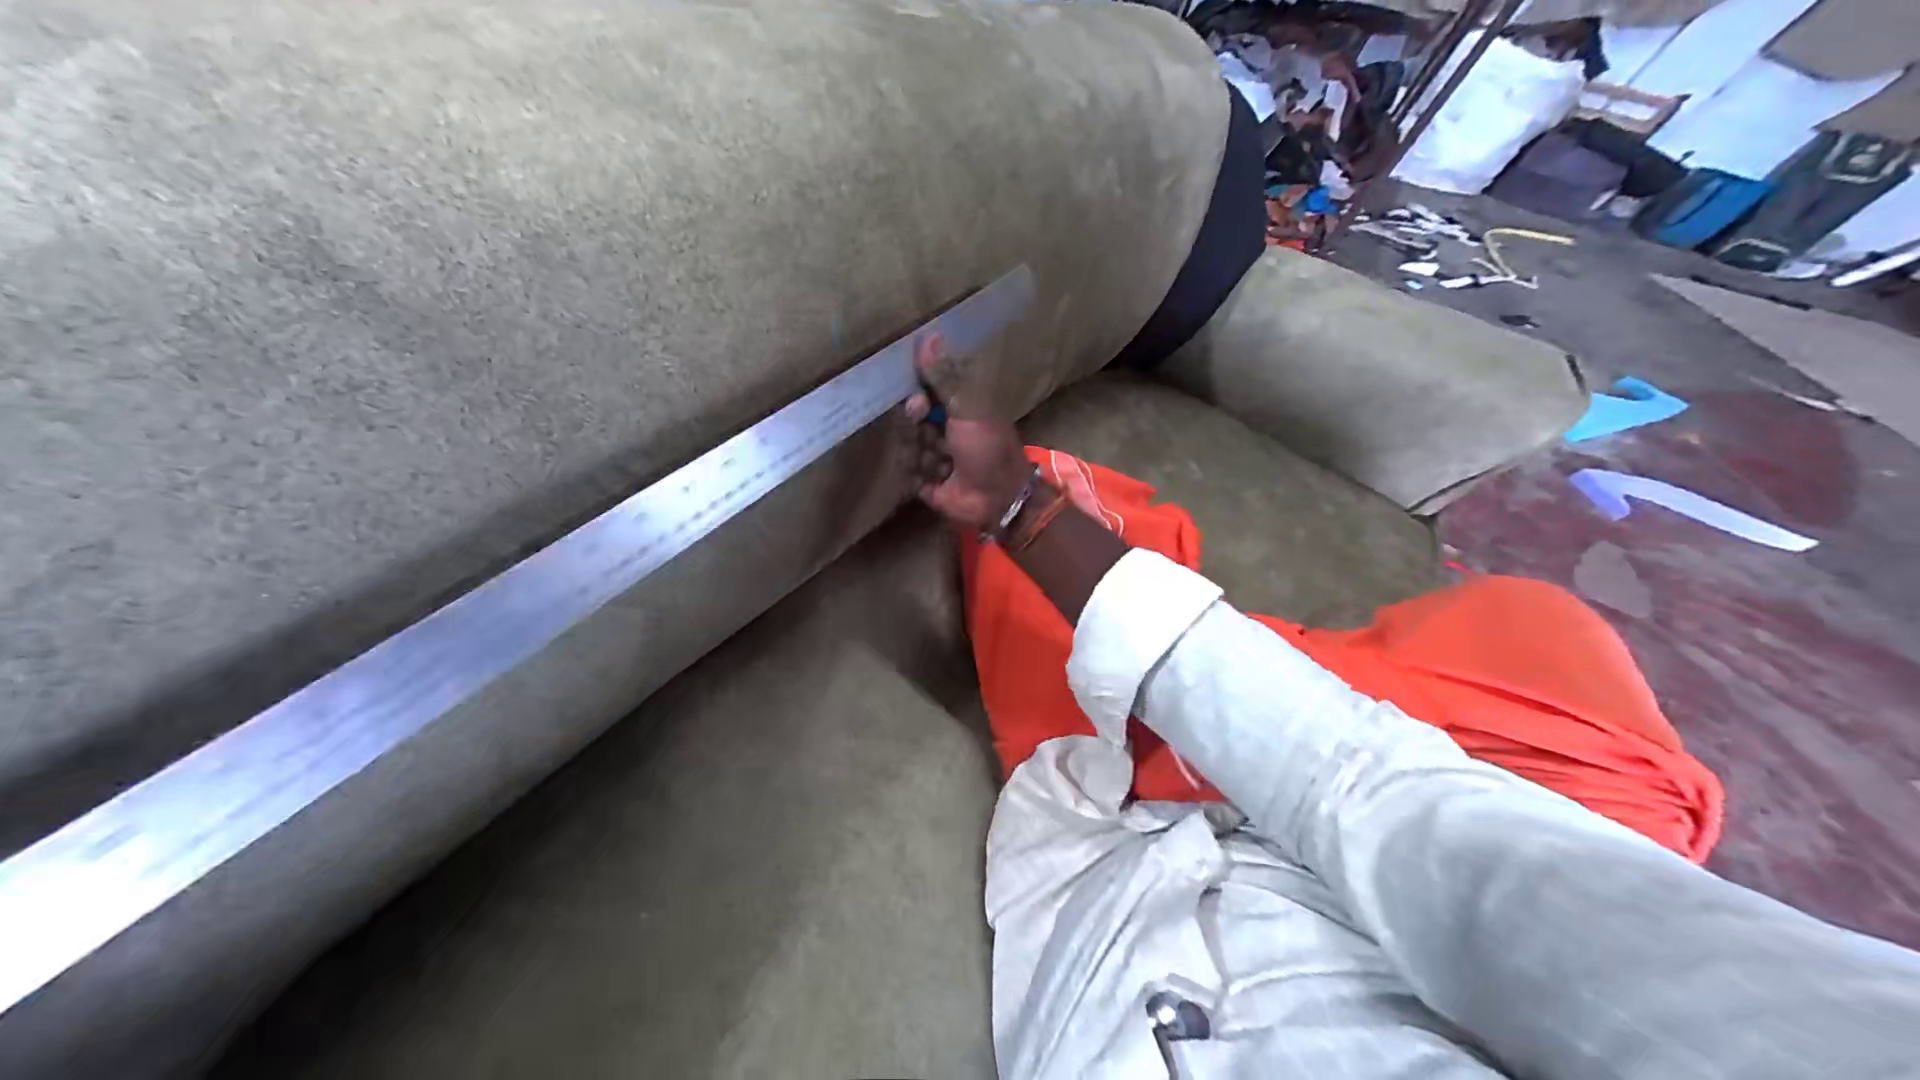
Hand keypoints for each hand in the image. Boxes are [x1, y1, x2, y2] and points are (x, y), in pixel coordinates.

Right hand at [901, 333, 1031, 531]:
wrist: (997, 497)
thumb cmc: (988, 448)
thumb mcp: (969, 408)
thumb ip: (946, 377)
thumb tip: (930, 336)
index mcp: (956, 408)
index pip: (924, 392)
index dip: (916, 396)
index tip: (917, 401)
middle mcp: (943, 429)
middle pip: (910, 419)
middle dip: (915, 426)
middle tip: (929, 434)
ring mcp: (933, 456)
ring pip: (907, 445)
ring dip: (922, 453)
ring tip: (941, 464)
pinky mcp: (925, 481)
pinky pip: (907, 471)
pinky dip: (920, 473)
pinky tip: (937, 479)